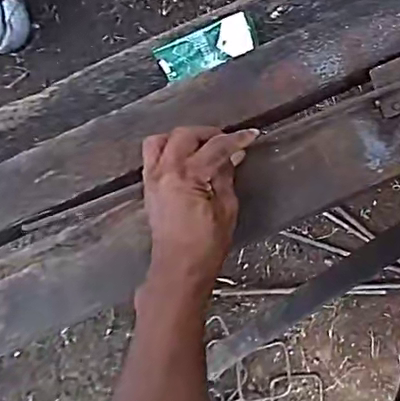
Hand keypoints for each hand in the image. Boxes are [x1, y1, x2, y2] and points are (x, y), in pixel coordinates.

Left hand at [141, 126, 258, 294]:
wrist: (180, 267)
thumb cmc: (206, 244)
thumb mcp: (226, 208)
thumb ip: (226, 176)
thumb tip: (232, 156)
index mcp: (186, 177)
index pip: (215, 147)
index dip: (236, 139)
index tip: (251, 135)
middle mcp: (164, 173)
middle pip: (184, 135)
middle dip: (209, 133)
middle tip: (228, 141)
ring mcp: (152, 178)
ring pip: (161, 140)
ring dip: (183, 138)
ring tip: (203, 146)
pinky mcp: (148, 187)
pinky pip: (153, 155)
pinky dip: (170, 149)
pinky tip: (187, 159)